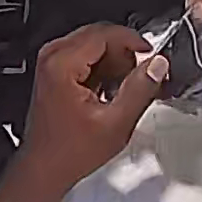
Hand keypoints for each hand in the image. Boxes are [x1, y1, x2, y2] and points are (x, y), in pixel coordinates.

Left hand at [15, 23, 167, 193]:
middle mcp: (52, 56)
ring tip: (128, 85)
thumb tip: (157, 65)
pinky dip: (102, 67)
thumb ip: (140, 90)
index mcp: (62, 63)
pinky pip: (82, 55)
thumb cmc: (70, 151)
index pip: (103, 33)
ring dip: (114, 60)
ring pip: (92, 44)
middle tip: (144, 70)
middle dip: (124, 51)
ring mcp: (51, 62)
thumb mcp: (115, 123)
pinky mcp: (53, 70)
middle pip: (97, 35)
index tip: (150, 52)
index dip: (131, 40)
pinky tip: (111, 90)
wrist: (45, 167)